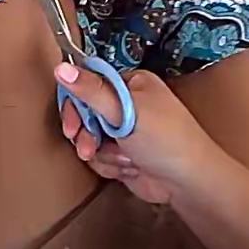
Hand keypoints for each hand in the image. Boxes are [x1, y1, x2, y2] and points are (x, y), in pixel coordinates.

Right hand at [56, 61, 226, 205]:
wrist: (187, 182)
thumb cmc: (164, 139)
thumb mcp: (124, 111)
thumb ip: (91, 90)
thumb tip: (61, 66)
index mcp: (131, 85)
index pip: (89, 85)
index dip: (76, 106)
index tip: (71, 125)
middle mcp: (127, 105)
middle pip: (86, 115)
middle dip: (89, 136)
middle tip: (88, 148)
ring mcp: (125, 132)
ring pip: (91, 140)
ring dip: (105, 154)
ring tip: (126, 160)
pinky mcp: (123, 155)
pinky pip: (100, 159)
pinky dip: (111, 167)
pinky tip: (131, 169)